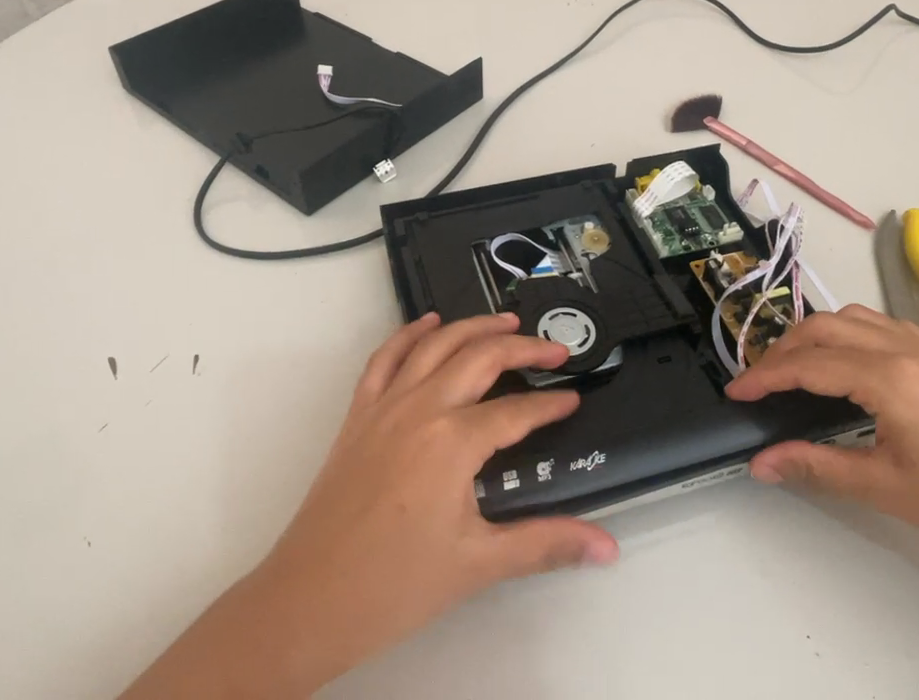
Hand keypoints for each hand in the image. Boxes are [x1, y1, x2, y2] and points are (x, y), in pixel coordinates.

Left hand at [124, 313, 617, 698]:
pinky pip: (384, 358)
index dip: (550, 403)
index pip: (516, 410)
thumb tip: (607, 546)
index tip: (573, 399)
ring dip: (473, 327)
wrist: (311, 597)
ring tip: (505, 322)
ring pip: (435, 346)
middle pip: (480, 359)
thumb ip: (547, 544)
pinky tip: (429, 325)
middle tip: (553, 348)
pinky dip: (410, 335)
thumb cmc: (396, 583)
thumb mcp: (479, 563)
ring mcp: (385, 407)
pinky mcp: (358, 415)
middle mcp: (421, 409)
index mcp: (454, 442)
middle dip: (522, 347)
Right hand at [726, 304, 918, 598]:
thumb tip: (760, 463)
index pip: (810, 363)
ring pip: (856, 319)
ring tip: (792, 371)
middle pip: (827, 326)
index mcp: (892, 378)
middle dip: (784, 348)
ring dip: (816, 336)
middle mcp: (910, 349)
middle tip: (757, 382)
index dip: (765, 375)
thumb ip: (817, 467)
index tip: (734, 392)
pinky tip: (844, 369)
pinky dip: (849, 336)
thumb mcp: (887, 489)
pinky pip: (884, 328)